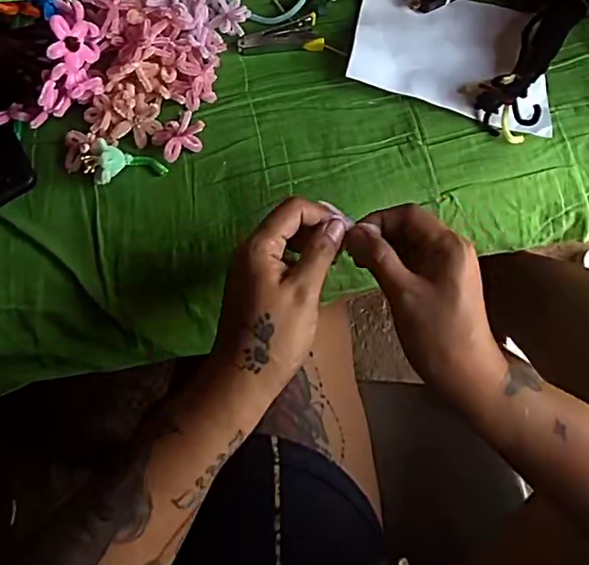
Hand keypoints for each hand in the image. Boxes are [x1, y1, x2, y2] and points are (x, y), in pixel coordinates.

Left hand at [210, 197, 348, 395]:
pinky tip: (315, 270)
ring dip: (309, 239)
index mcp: (258, 246)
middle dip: (317, 224)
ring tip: (334, 256)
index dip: (323, 213)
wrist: (242, 380)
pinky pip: (277, 253)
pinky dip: (298, 254)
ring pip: (282, 235)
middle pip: (286, 218)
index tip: (346, 230)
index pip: (293, 208)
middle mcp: (248, 248)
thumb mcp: (305, 291)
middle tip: (344, 243)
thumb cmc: (276, 337)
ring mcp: (247, 264)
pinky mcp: (250, 279)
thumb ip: (321, 252)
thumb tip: (336, 223)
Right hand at [343, 204, 508, 414]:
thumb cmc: (438, 337)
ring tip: (360, 262)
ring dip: (385, 249)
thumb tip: (355, 231)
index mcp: (449, 244)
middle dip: (380, 234)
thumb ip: (379, 257)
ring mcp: (451, 265)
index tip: (354, 237)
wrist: (470, 380)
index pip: (409, 214)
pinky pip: (416, 260)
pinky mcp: (445, 280)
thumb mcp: (404, 294)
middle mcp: (453, 247)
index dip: (378, 220)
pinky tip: (377, 274)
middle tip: (352, 252)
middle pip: (410, 227)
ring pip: (411, 244)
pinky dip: (395, 263)